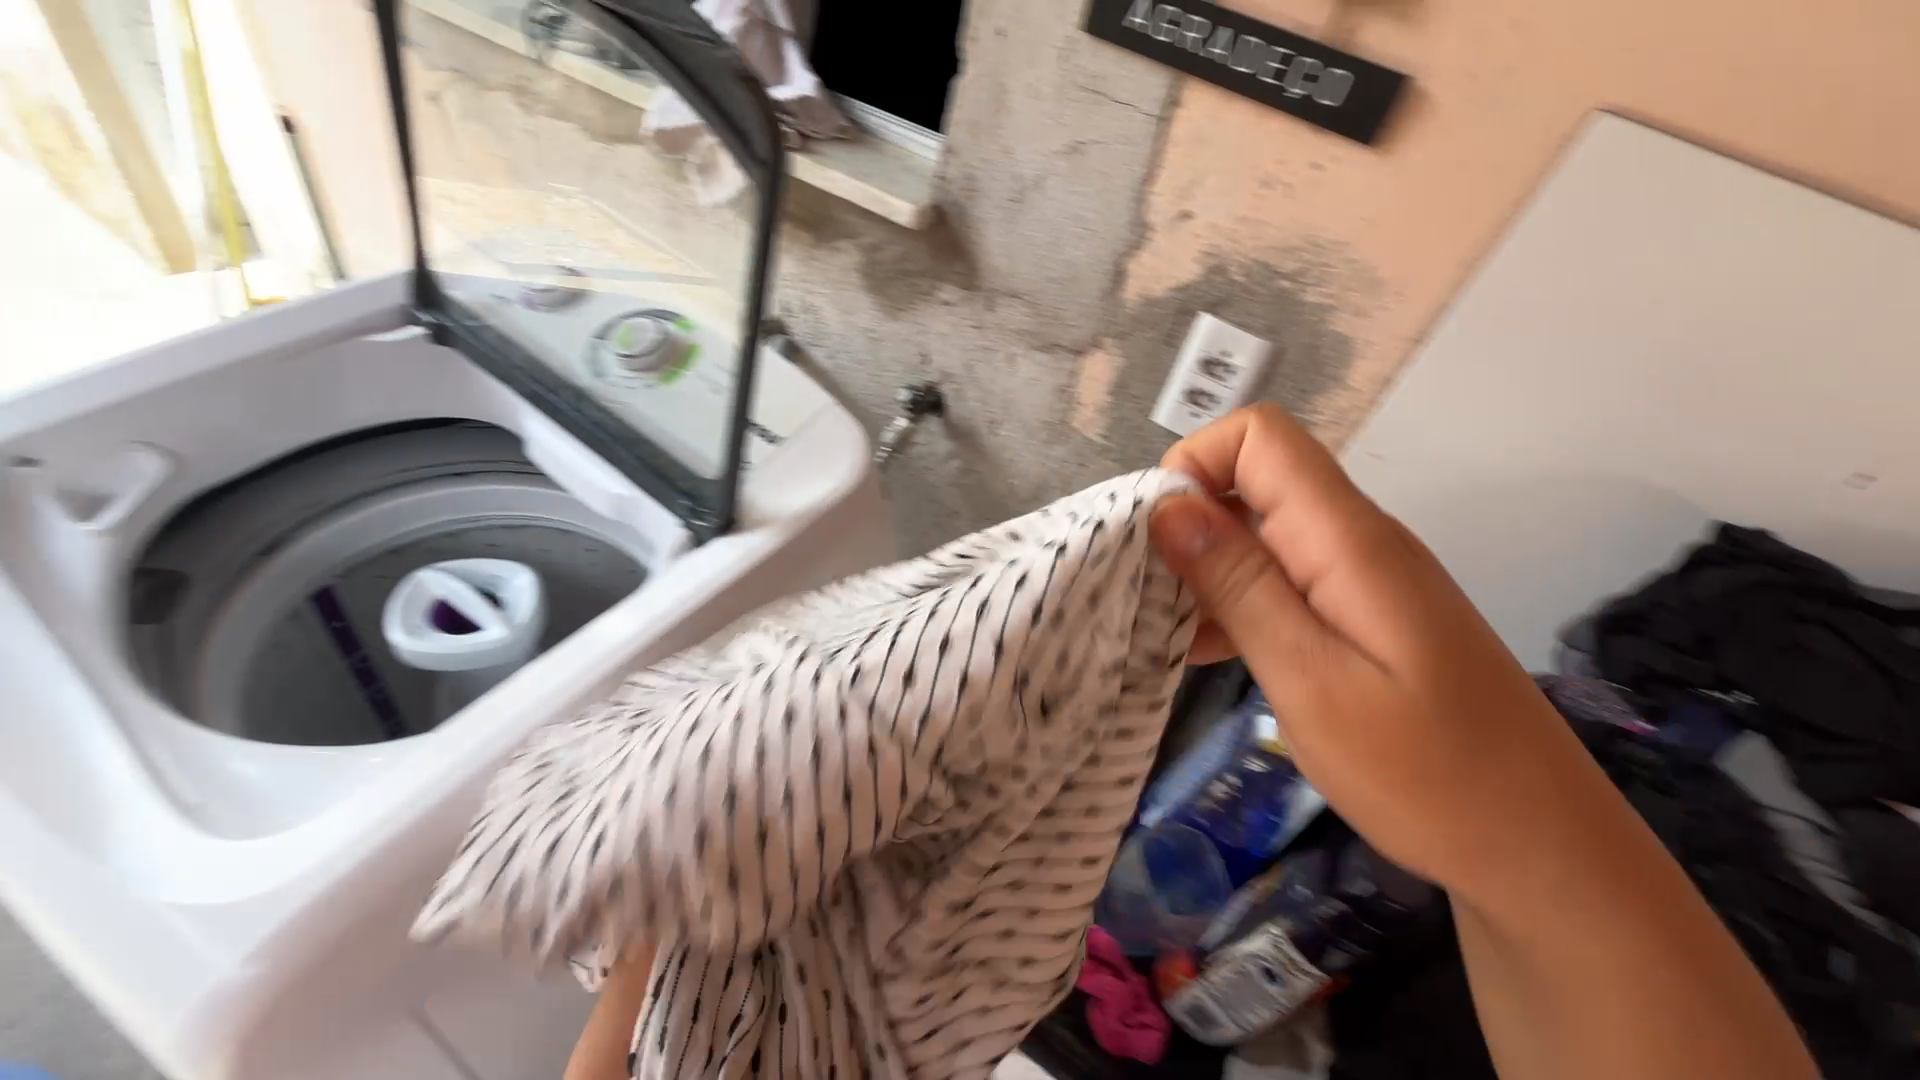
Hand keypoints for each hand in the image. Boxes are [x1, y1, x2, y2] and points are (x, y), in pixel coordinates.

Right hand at [1149, 404, 1610, 891]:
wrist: (1538, 847)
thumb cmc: (1424, 773)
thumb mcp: (1310, 680)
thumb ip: (1238, 585)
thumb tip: (1169, 504)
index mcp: (1347, 539)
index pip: (1260, 437)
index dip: (1194, 466)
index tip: (1155, 542)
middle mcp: (1356, 540)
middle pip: (1255, 480)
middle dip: (1186, 522)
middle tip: (1145, 598)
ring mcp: (1362, 579)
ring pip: (1262, 534)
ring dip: (1205, 570)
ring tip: (1163, 632)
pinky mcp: (1363, 617)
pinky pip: (1285, 580)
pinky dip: (1236, 603)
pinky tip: (1205, 653)